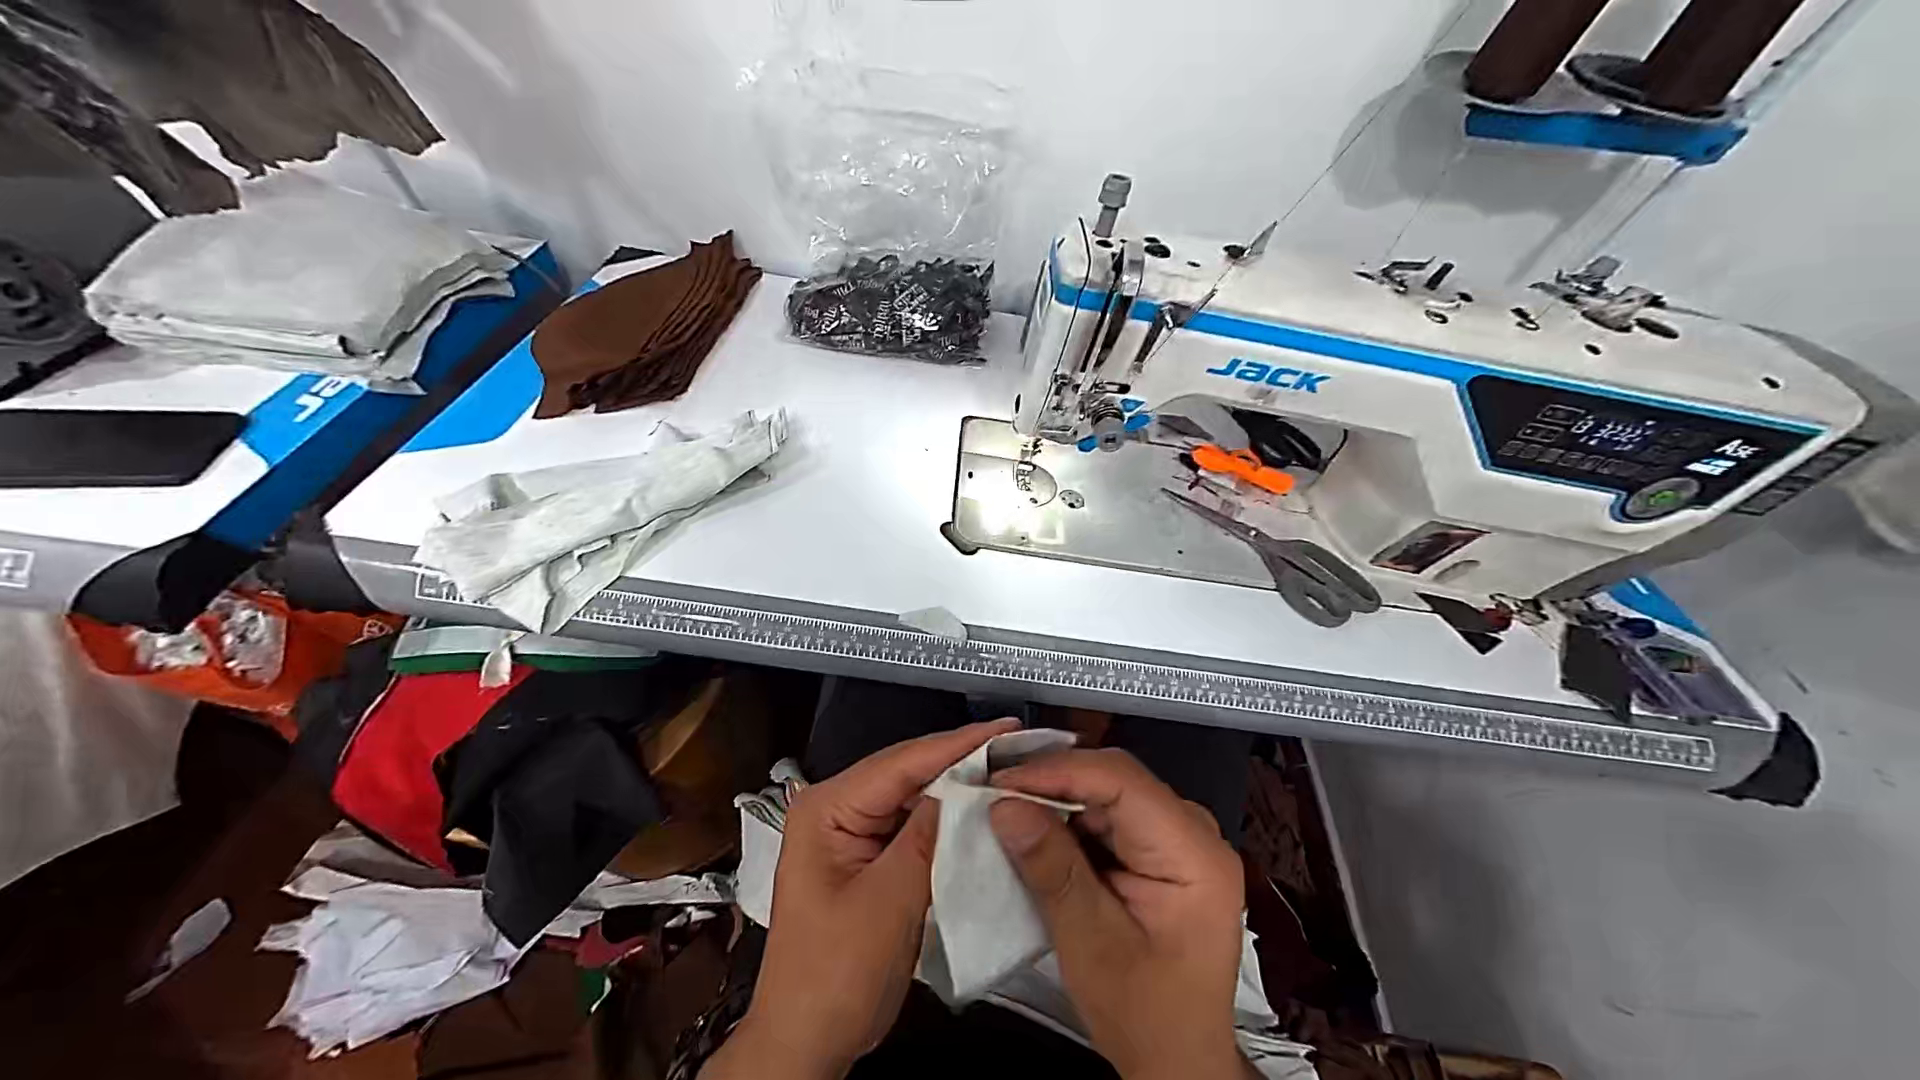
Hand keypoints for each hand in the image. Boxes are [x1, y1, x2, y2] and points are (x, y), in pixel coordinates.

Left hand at [704, 718, 1019, 1079]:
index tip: (1006, 729)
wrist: (806, 1042)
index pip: (900, 762)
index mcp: (826, 808)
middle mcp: (835, 807)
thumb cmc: (835, 976)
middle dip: (960, 759)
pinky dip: (946, 817)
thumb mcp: (887, 903)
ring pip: (912, 794)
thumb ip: (926, 838)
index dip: (957, 743)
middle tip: (1015, 745)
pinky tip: (978, 808)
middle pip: (906, 771)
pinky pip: (912, 823)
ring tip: (1006, 767)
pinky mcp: (866, 854)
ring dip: (956, 786)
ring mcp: (850, 831)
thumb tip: (964, 787)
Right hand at [989, 748, 1248, 1079]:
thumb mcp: (1091, 945)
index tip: (1000, 782)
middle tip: (994, 788)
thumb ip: (1052, 868)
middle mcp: (1193, 831)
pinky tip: (1034, 824)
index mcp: (1193, 853)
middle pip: (1115, 778)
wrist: (1179, 1062)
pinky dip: (1068, 817)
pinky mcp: (1159, 849)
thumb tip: (1005, 805)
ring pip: (1108, 790)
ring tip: (1005, 802)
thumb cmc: (1145, 1014)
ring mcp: (1178, 838)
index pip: (1121, 781)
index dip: (1057, 771)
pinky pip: (1108, 813)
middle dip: (1052, 779)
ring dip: (1056, 795)